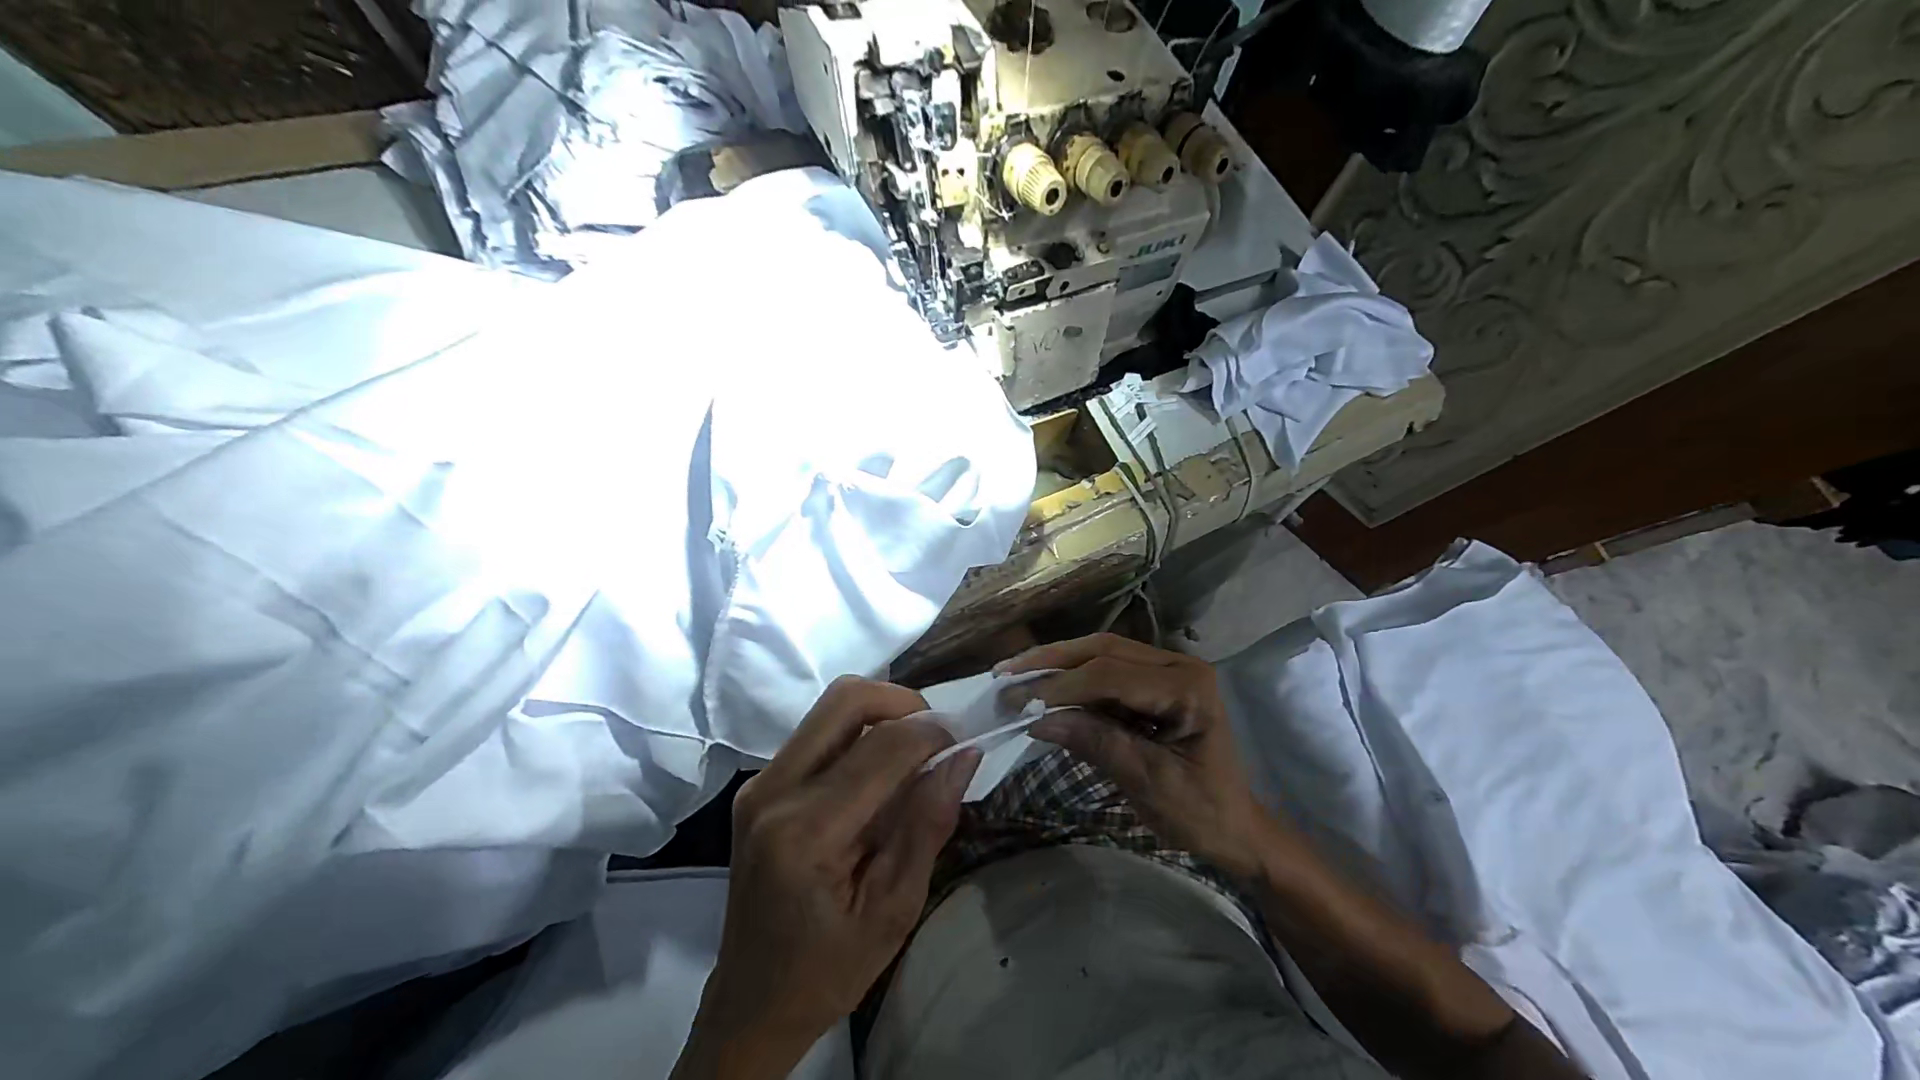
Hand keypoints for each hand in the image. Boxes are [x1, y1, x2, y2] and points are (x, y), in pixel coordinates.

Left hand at [673, 677, 980, 1079]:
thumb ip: (927, 824)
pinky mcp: (759, 785)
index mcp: (805, 831)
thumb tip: (963, 755)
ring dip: (881, 717)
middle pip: (845, 699)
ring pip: (830, 709)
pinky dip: (859, 736)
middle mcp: (773, 790)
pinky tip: (881, 776)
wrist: (752, 1001)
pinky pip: (818, 734)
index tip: (966, 741)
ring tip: (915, 757)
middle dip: (903, 703)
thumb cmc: (828, 971)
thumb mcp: (894, 909)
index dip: (933, 733)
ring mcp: (759, 783)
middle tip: (938, 738)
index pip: (881, 747)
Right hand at [1002, 633, 1272, 880]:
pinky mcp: (1153, 682)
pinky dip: (1071, 677)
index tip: (1017, 702)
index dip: (1061, 687)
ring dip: (1056, 663)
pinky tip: (1041, 686)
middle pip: (1103, 649)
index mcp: (1188, 687)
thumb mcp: (1148, 782)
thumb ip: (1096, 742)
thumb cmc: (1201, 813)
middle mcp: (1179, 665)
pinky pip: (1105, 670)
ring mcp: (1166, 670)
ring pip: (1100, 652)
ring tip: (1014, 673)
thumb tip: (1038, 720)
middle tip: (1005, 673)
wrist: (1235, 829)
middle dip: (1051, 661)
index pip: (1112, 675)